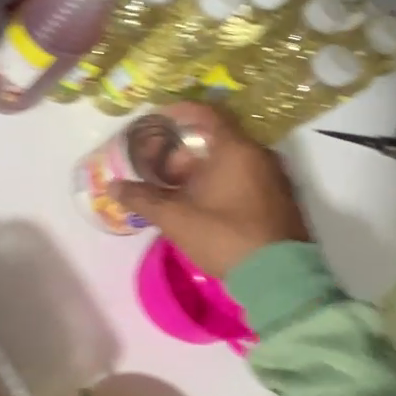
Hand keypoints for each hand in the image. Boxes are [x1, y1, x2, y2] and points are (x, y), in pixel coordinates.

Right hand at [113, 101, 310, 277]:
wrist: (281, 282)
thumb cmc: (225, 237)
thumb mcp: (175, 218)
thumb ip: (142, 198)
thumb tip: (113, 187)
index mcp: (235, 149)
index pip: (205, 113)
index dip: (178, 112)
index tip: (155, 121)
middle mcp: (259, 156)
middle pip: (215, 138)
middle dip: (182, 150)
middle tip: (157, 169)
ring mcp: (274, 179)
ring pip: (230, 160)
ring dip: (200, 169)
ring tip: (173, 190)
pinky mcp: (280, 201)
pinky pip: (245, 177)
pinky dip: (220, 182)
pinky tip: (200, 205)